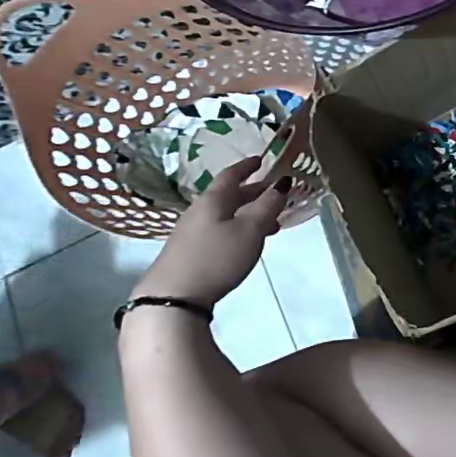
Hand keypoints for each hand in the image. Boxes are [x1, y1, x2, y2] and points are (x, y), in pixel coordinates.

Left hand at [131, 156, 289, 307]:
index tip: (261, 160)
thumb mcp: (249, 231)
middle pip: (229, 195)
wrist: (174, 297)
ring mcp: (192, 231)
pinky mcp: (190, 251)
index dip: (247, 166)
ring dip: (248, 213)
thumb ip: (267, 206)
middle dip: (253, 192)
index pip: (232, 174)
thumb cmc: (216, 258)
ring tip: (270, 222)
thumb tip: (281, 182)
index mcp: (214, 199)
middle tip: (275, 193)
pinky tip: (247, 242)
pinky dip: (238, 228)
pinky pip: (220, 229)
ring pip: (226, 214)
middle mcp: (200, 210)